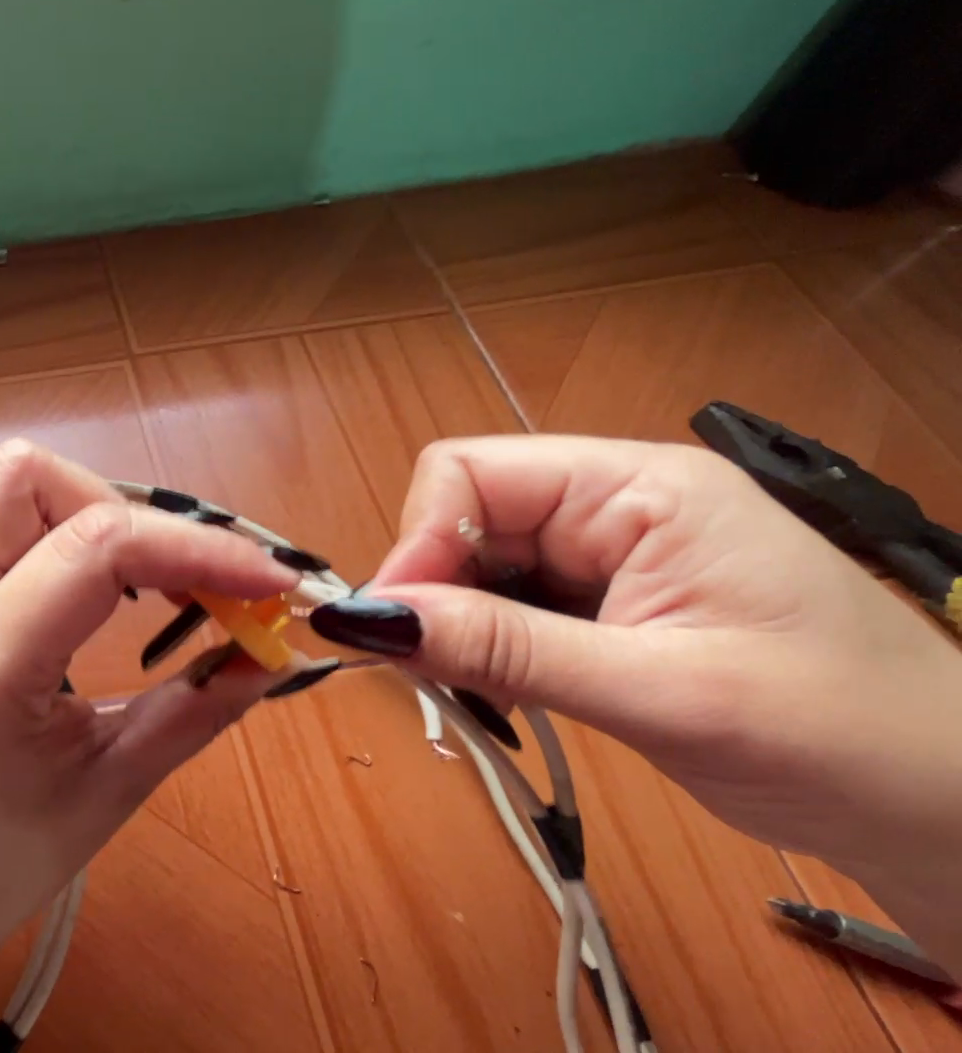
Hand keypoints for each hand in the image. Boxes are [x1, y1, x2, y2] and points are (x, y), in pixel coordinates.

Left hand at [0, 440, 296, 965]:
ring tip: (146, 579)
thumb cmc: (5, 855)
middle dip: (121, 506)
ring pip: (8, 485)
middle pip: (25, 476)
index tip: (265, 580)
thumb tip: (271, 652)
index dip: (193, 547)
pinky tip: (102, 587)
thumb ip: (196, 710)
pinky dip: (65, 530)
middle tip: (176, 576)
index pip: (91, 551)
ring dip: (92, 511)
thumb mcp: (113, 791)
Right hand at [361, 436, 961, 932]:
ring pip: (475, 569)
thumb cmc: (848, 741)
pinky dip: (481, 651)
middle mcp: (614, 507)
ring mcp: (609, 557)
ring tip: (474, 696)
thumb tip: (368, 620)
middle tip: (429, 676)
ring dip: (454, 629)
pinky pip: (504, 609)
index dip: (418, 541)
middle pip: (463, 519)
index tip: (395, 629)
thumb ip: (505, 648)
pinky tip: (500, 694)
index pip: (468, 473)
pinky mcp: (604, 606)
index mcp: (640, 488)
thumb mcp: (661, 692)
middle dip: (431, 594)